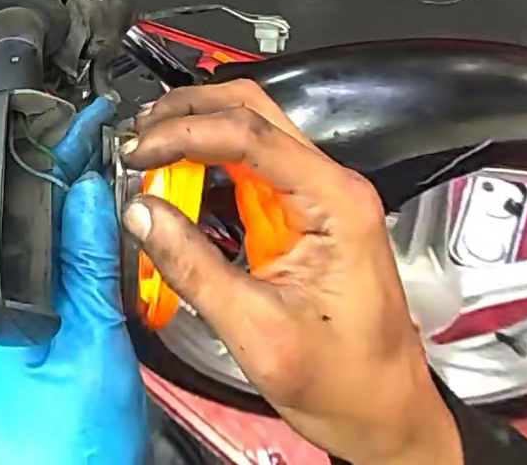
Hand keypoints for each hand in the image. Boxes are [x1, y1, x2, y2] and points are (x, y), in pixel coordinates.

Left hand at [0, 99, 147, 464]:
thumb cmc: (59, 442)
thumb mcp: (88, 342)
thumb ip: (88, 263)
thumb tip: (88, 189)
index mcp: (9, 282)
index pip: (38, 192)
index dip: (67, 148)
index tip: (95, 118)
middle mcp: (14, 286)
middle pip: (47, 203)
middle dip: (78, 161)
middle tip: (112, 132)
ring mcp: (33, 303)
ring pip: (59, 228)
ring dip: (87, 193)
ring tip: (116, 162)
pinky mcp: (52, 322)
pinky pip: (71, 260)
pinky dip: (94, 233)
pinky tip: (113, 222)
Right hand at [121, 81, 462, 464]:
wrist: (387, 419)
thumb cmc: (346, 386)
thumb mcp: (260, 334)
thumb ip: (194, 268)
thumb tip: (139, 212)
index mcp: (334, 200)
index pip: (248, 134)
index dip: (184, 134)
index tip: (139, 153)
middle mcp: (326, 180)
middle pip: (248, 108)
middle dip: (185, 111)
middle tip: (139, 136)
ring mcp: (310, 187)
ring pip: (244, 119)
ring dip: (191, 122)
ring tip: (147, 143)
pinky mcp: (292, 201)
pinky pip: (241, 154)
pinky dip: (199, 148)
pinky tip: (171, 163)